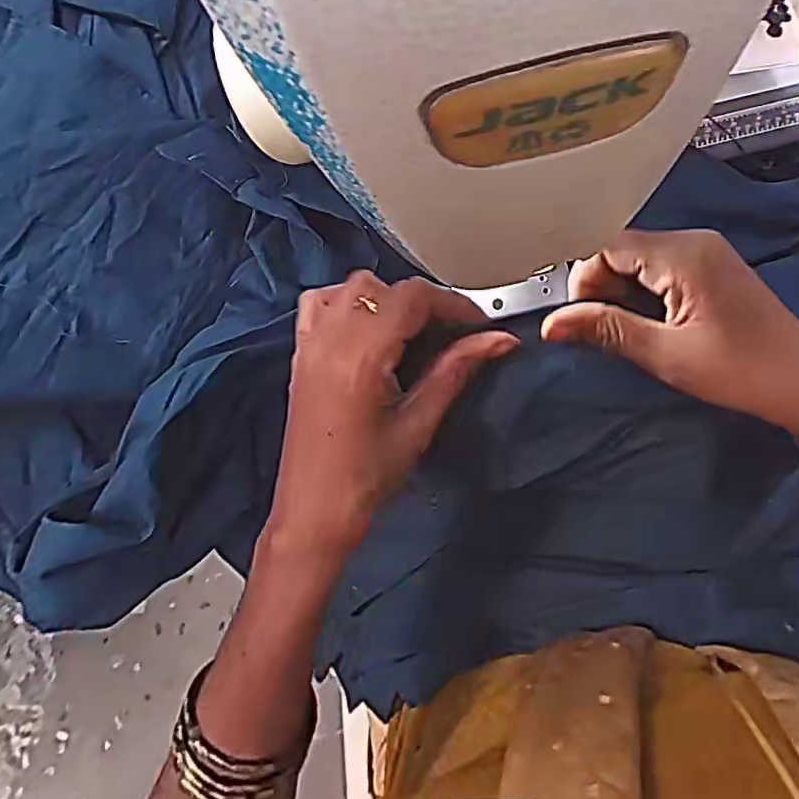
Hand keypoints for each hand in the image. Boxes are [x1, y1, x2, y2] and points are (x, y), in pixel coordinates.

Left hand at [269, 271, 519, 558]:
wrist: (314, 512)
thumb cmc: (365, 478)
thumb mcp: (419, 422)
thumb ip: (456, 370)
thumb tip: (498, 340)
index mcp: (361, 356)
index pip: (412, 298)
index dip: (452, 303)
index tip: (478, 322)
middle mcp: (330, 340)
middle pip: (384, 286)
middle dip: (424, 302)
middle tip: (451, 332)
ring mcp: (310, 343)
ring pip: (352, 286)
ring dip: (388, 298)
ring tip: (412, 331)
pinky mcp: (300, 353)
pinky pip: (321, 302)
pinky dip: (349, 302)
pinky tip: (368, 329)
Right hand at [541, 229, 798, 462]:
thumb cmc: (745, 373)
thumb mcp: (666, 354)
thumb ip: (606, 329)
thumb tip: (552, 324)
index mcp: (684, 255)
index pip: (607, 245)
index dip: (584, 280)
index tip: (582, 319)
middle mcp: (695, 242)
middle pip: (622, 249)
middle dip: (603, 288)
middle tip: (608, 332)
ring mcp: (707, 252)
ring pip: (639, 259)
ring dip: (624, 293)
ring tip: (636, 332)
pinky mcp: (713, 267)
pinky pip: (661, 267)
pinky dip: (646, 293)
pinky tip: (656, 324)